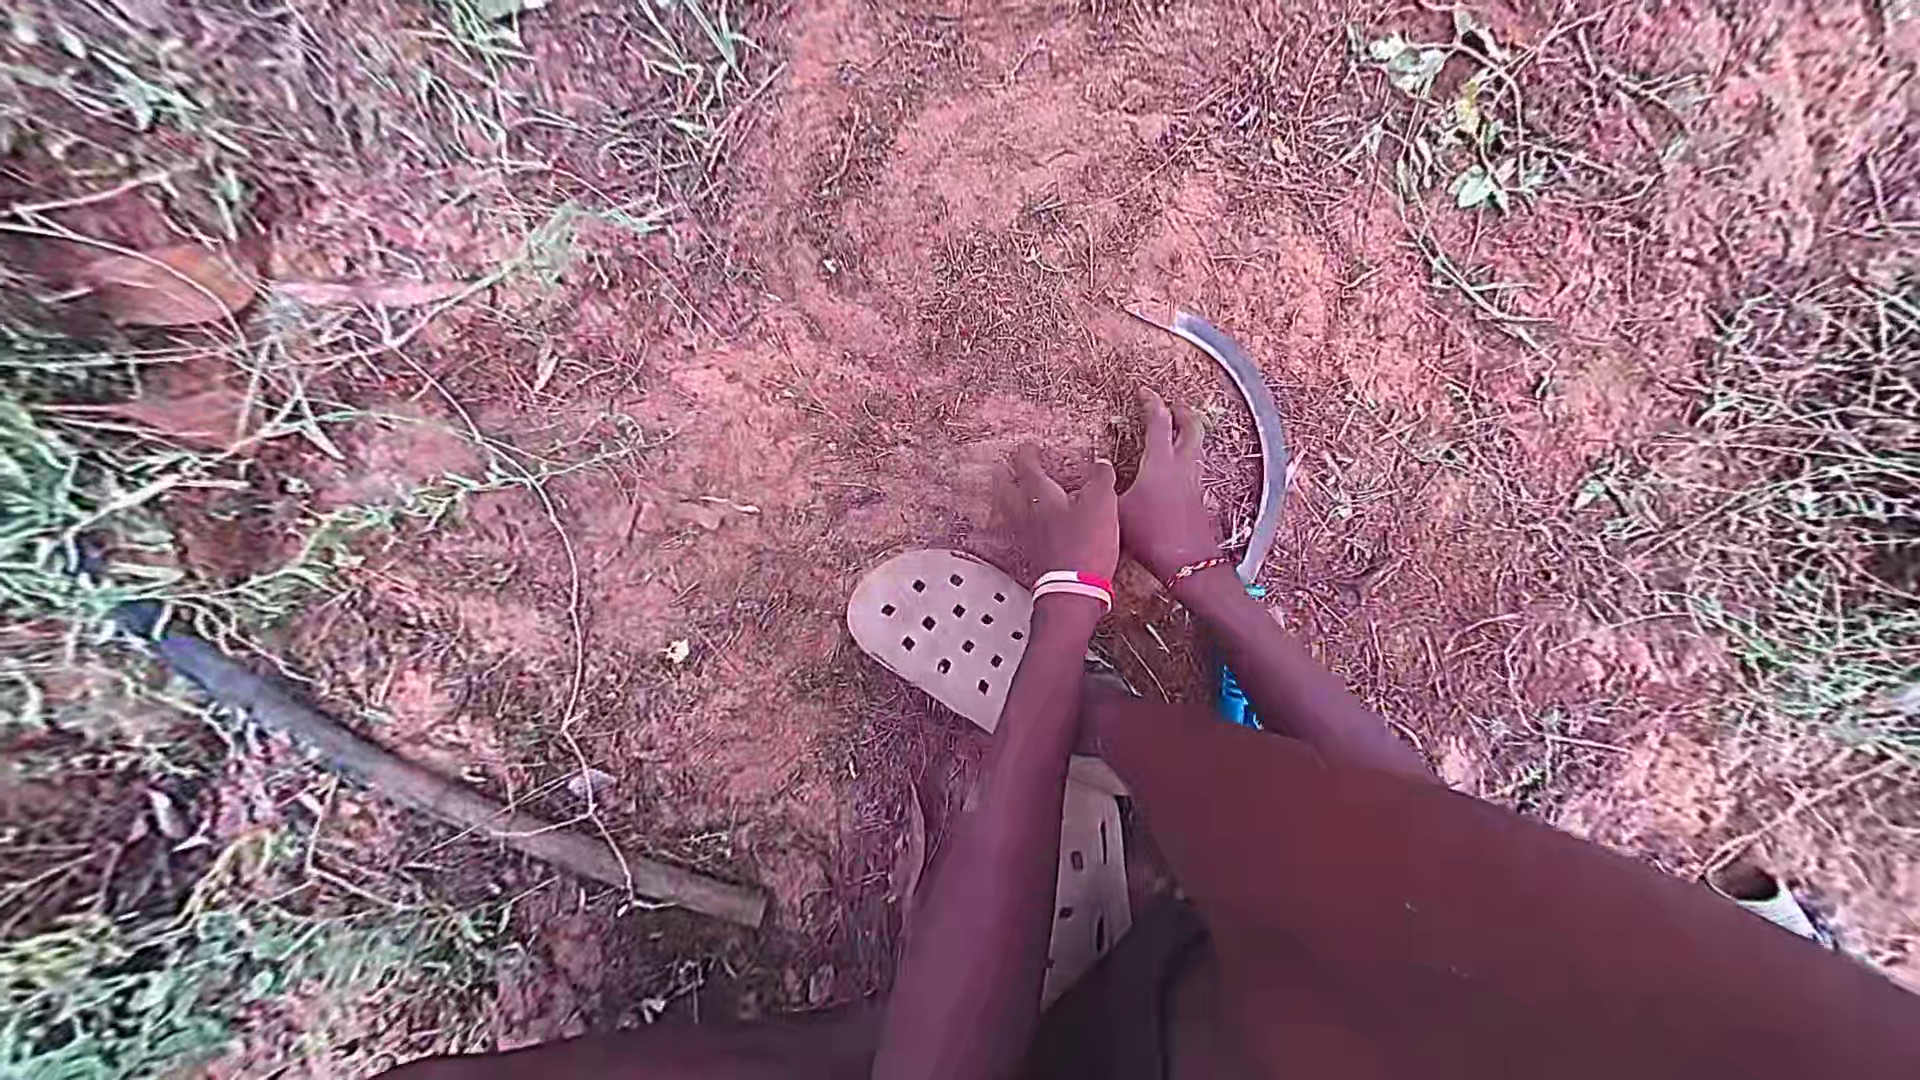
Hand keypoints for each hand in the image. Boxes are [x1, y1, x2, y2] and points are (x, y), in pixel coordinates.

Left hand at [1010, 445, 1118, 579]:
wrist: (1074, 590)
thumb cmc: (1084, 544)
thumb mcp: (1102, 503)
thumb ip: (1101, 479)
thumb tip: (1101, 464)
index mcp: (1040, 495)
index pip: (1026, 466)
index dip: (1027, 453)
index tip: (1029, 446)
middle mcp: (1028, 514)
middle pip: (1010, 490)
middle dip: (1009, 476)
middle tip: (1010, 469)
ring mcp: (1029, 536)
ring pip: (1016, 511)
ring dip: (1016, 499)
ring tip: (1022, 494)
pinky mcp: (1037, 555)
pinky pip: (1027, 531)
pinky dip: (1029, 523)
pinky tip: (1039, 526)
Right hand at [1118, 389, 1219, 581]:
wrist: (1185, 562)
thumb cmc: (1148, 534)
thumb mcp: (1116, 509)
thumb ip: (1107, 488)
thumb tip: (1100, 474)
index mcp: (1160, 462)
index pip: (1159, 421)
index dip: (1151, 402)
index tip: (1144, 392)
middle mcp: (1182, 466)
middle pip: (1192, 427)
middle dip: (1183, 413)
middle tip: (1172, 407)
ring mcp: (1194, 482)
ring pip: (1196, 448)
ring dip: (1187, 435)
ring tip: (1174, 434)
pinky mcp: (1198, 499)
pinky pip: (1194, 469)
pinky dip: (1186, 460)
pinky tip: (1174, 472)